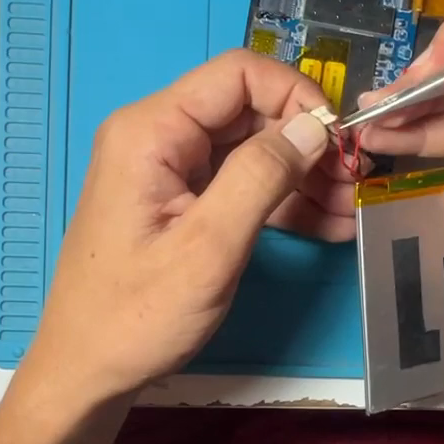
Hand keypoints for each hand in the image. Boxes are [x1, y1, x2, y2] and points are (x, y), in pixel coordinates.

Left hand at [24, 49, 351, 401]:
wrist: (87, 369)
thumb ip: (261, 178)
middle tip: (356, 184)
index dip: (296, 96)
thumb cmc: (137, 316)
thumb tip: (313, 127)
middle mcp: (157, 137)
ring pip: (252, 150)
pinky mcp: (179, 202)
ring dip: (303, 178)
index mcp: (151, 131)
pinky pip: (239, 185)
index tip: (338, 141)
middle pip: (249, 112)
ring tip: (351, 212)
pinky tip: (327, 225)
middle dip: (307, 144)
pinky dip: (282, 202)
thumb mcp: (207, 248)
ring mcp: (169, 171)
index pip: (237, 74)